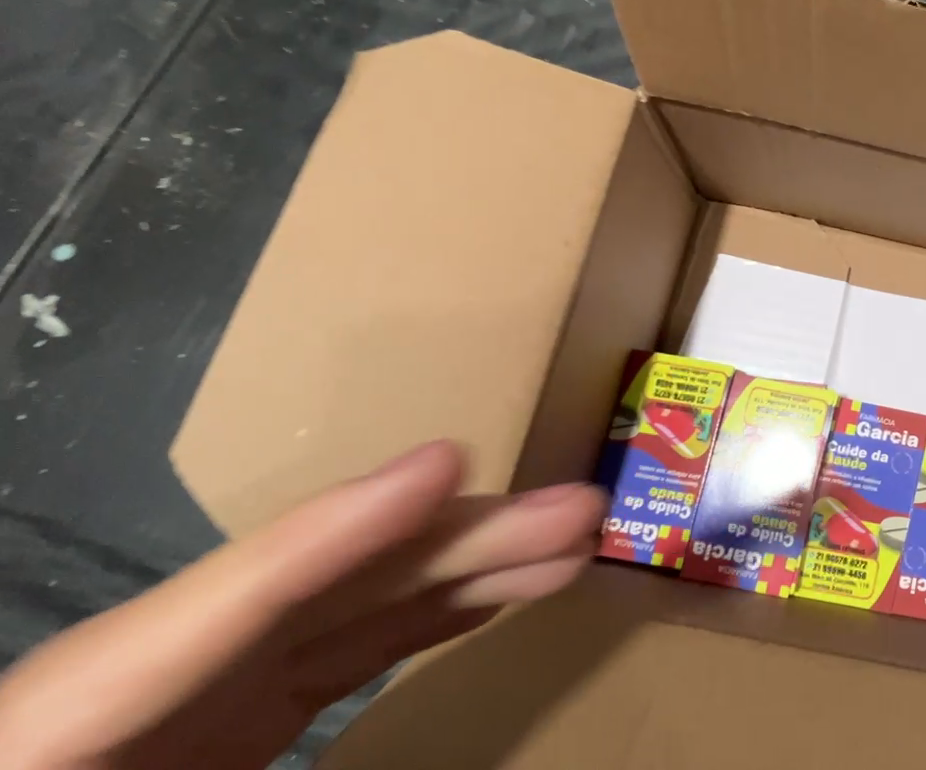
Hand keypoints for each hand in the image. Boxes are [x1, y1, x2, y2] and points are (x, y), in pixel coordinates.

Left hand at [0, 441, 604, 769]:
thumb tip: (347, 741)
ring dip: (476, 569)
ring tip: (573, 542)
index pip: (230, 599)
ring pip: (364, 605)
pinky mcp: (226, 717)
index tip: (451, 462)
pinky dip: (430, 616)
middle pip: (335, 581)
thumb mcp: (101, 752)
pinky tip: (493, 595)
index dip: (348, 525)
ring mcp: (192, 692)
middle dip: (468, 537)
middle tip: (580, 507)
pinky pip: (351, 649)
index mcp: (68, 716)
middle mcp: (143, 675)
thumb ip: (254, 710)